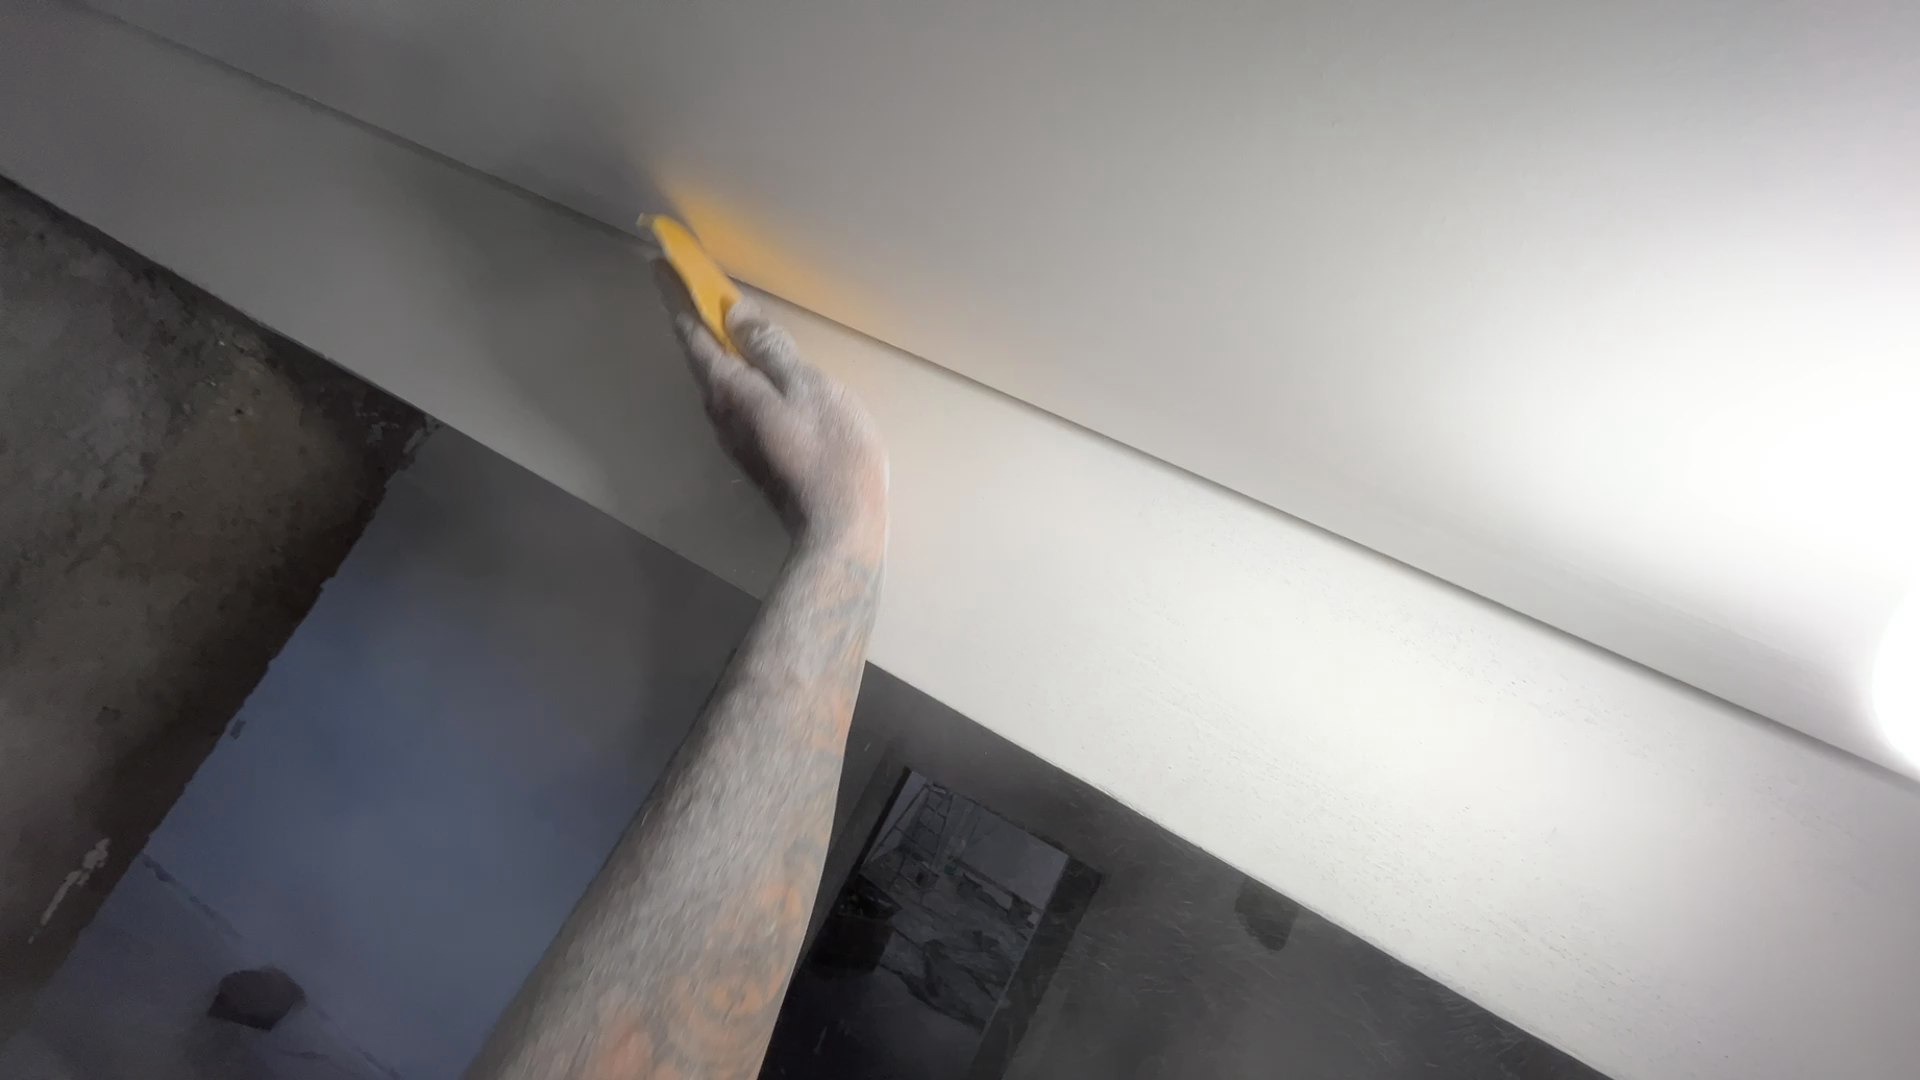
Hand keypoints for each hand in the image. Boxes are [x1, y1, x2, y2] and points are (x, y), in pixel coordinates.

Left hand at [656, 267, 887, 553]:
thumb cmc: (832, 452)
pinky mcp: (753, 452)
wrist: (839, 526)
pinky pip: (735, 398)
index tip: (661, 261)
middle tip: (687, 281)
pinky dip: (733, 371)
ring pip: (716, 379)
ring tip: (717, 317)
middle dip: (690, 315)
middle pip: (698, 354)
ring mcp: (735, 436)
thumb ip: (770, 349)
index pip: (693, 330)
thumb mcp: (809, 387)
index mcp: (730, 388)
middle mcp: (721, 411)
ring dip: (711, 345)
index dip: (677, 293)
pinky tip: (749, 370)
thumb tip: (732, 313)